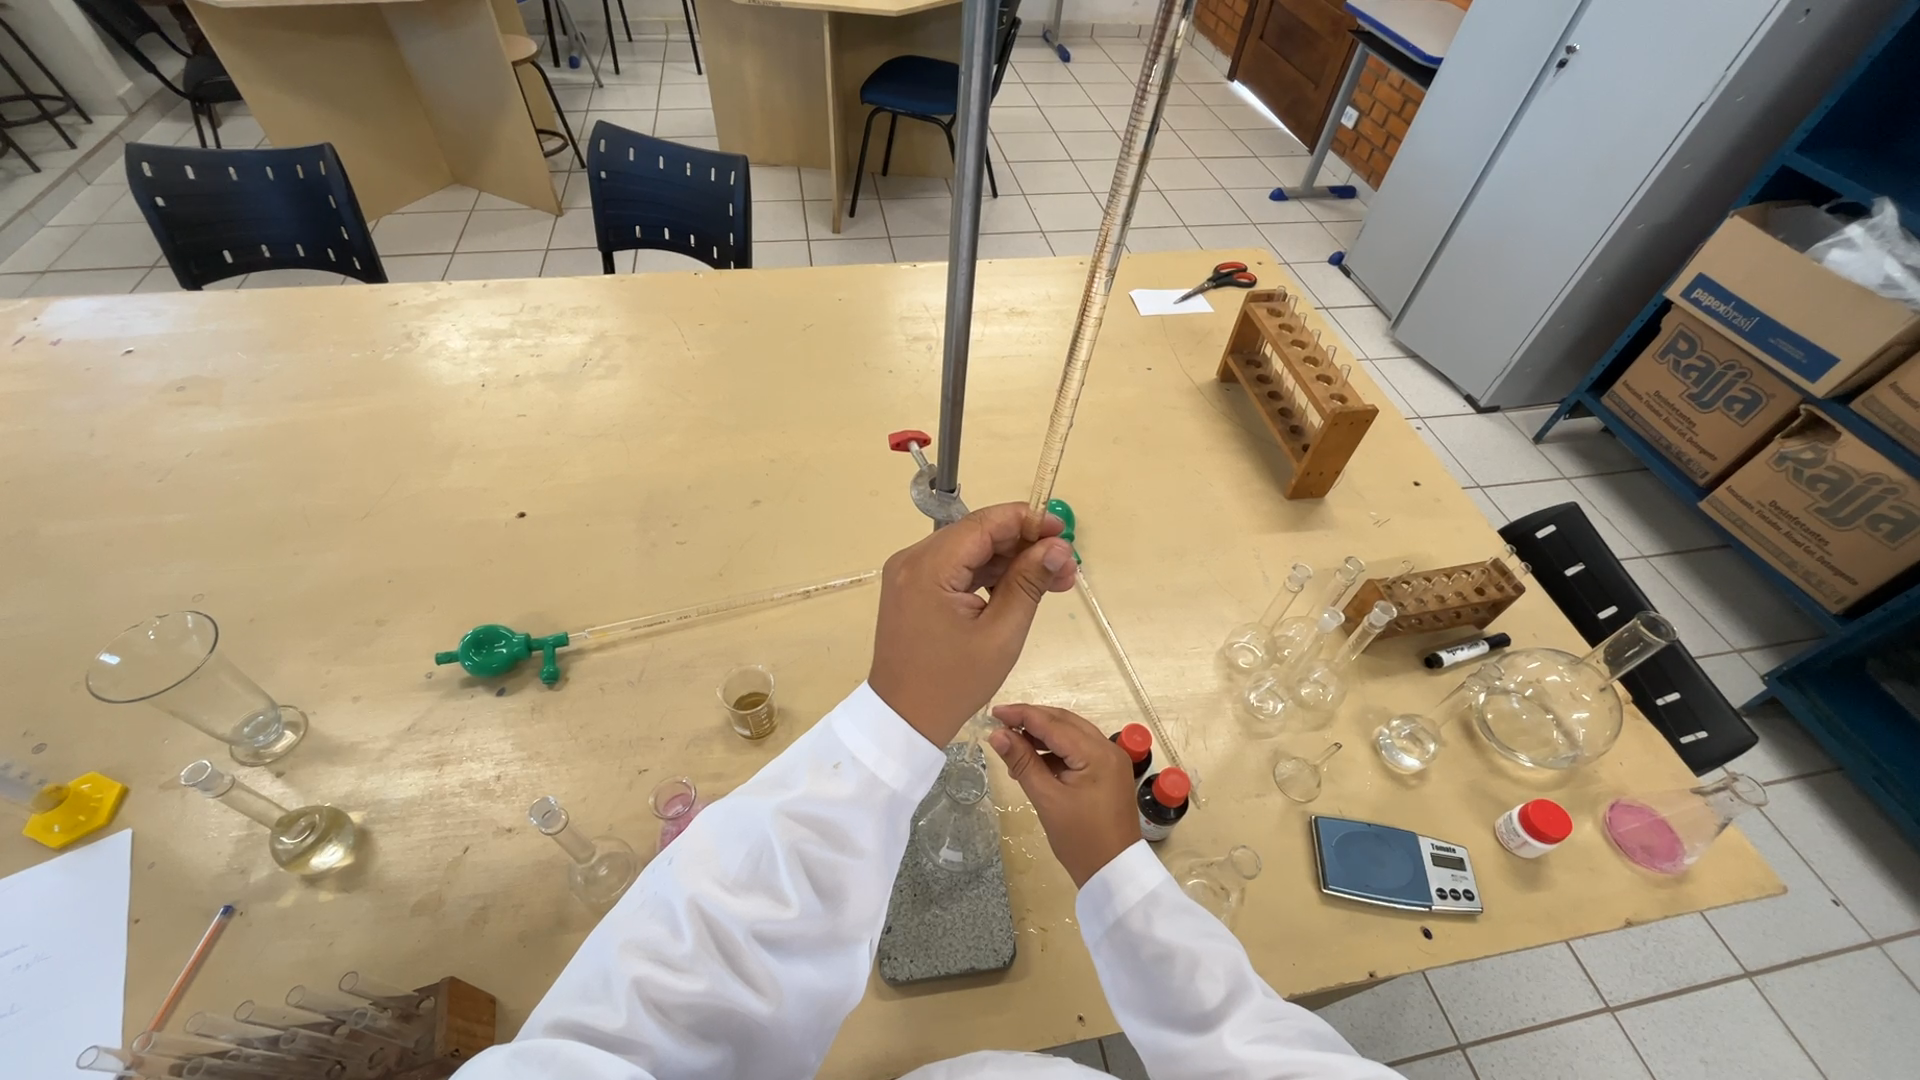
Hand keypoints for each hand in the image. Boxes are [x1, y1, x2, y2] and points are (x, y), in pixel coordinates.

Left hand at [868, 503, 1076, 746]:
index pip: (984, 524)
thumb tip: (1059, 548)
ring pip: (969, 551)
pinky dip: (987, 575)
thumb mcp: (1001, 634)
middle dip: (1023, 545)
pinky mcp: (913, 588)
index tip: (1063, 532)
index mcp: (928, 567)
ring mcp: (909, 573)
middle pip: (977, 534)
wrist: (903, 719)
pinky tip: (1020, 588)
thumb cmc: (954, 683)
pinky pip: (956, 568)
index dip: (1026, 521)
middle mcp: (912, 559)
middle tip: (1066, 567)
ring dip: (1009, 561)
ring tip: (1053, 581)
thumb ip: (1029, 582)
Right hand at [988, 704, 1139, 887]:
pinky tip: (1034, 761)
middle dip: (1031, 720)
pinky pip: (1078, 750)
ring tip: (1012, 745)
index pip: (1053, 723)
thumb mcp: (1047, 799)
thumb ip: (1022, 762)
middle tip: (1000, 724)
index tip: (994, 713)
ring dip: (1042, 735)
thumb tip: (997, 735)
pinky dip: (1055, 751)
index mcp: (1096, 753)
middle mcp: (1107, 748)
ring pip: (1071, 734)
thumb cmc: (1080, 840)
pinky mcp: (1108, 772)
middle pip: (1064, 722)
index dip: (1021, 715)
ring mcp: (1110, 760)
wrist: (1114, 873)